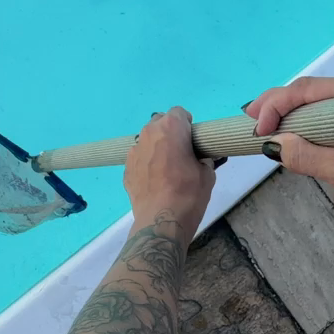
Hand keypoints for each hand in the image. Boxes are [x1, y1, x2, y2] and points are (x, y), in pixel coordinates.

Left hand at [124, 107, 215, 239]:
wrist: (161, 220)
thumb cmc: (189, 193)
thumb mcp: (208, 173)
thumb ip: (203, 158)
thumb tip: (200, 159)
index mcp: (171, 128)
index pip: (180, 112)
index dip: (188, 125)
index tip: (193, 140)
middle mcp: (149, 133)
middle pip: (161, 122)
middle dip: (170, 132)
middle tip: (181, 152)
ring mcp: (134, 149)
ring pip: (147, 139)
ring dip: (157, 147)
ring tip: (166, 168)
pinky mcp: (126, 167)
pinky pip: (139, 157)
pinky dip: (146, 163)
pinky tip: (154, 181)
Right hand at [247, 76, 333, 228]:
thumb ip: (311, 157)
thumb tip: (272, 145)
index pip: (307, 89)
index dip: (275, 105)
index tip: (255, 129)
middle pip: (311, 91)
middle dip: (278, 106)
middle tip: (249, 123)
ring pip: (322, 103)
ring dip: (293, 115)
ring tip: (266, 129)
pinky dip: (311, 124)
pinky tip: (300, 136)